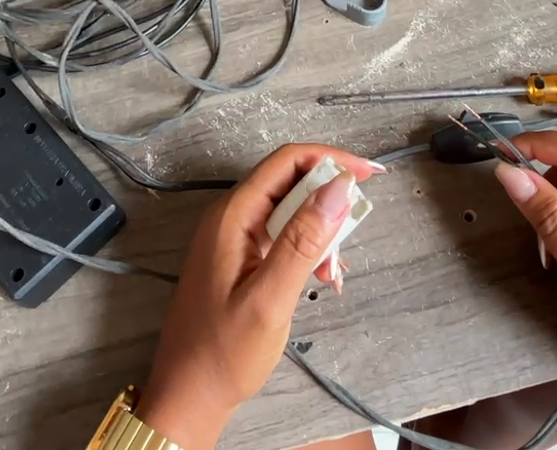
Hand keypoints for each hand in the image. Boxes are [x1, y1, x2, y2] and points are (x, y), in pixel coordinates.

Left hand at [137, 144, 383, 448]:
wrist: (187, 398)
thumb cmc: (224, 353)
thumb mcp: (269, 298)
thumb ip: (303, 240)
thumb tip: (340, 185)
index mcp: (232, 214)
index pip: (286, 161)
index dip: (330, 158)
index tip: (369, 174)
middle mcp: (232, 215)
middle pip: (290, 181)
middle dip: (328, 199)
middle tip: (356, 228)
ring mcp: (235, 236)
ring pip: (290, 209)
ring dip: (320, 230)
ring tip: (334, 270)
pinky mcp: (241, 256)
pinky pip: (282, 234)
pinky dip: (307, 248)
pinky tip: (321, 278)